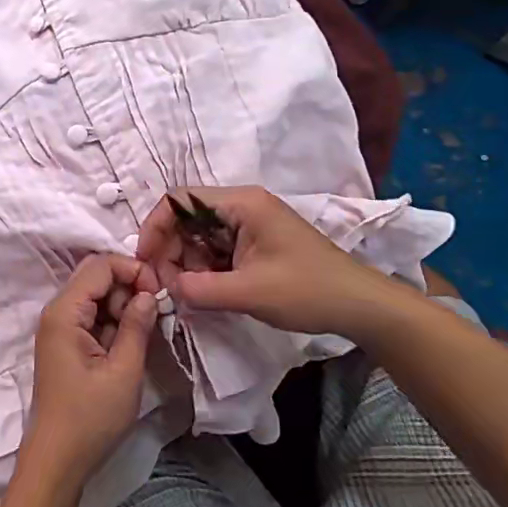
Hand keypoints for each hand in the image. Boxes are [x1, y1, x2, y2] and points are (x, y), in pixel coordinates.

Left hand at [26, 255, 161, 485]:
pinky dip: (113, 324)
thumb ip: (136, 327)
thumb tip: (149, 294)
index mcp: (64, 312)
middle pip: (96, 278)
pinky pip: (92, 319)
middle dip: (129, 288)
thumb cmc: (90, 418)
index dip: (132, 270)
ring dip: (123, 307)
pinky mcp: (66, 344)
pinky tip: (130, 344)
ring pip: (96, 298)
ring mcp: (59, 328)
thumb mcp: (123, 372)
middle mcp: (56, 312)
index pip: (99, 266)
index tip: (160, 292)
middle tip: (155, 315)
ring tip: (145, 333)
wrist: (58, 459)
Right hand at [137, 186, 410, 337]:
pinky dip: (205, 268)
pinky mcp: (255, 243)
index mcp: (242, 203)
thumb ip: (200, 289)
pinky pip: (216, 249)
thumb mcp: (249, 293)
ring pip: (199, 236)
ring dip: (188, 262)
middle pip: (186, 218)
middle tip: (167, 285)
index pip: (179, 200)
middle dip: (171, 250)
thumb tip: (167, 288)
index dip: (155, 226)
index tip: (145, 259)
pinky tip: (207, 291)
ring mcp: (250, 224)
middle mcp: (243, 206)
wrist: (362, 306)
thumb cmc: (308, 291)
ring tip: (190, 292)